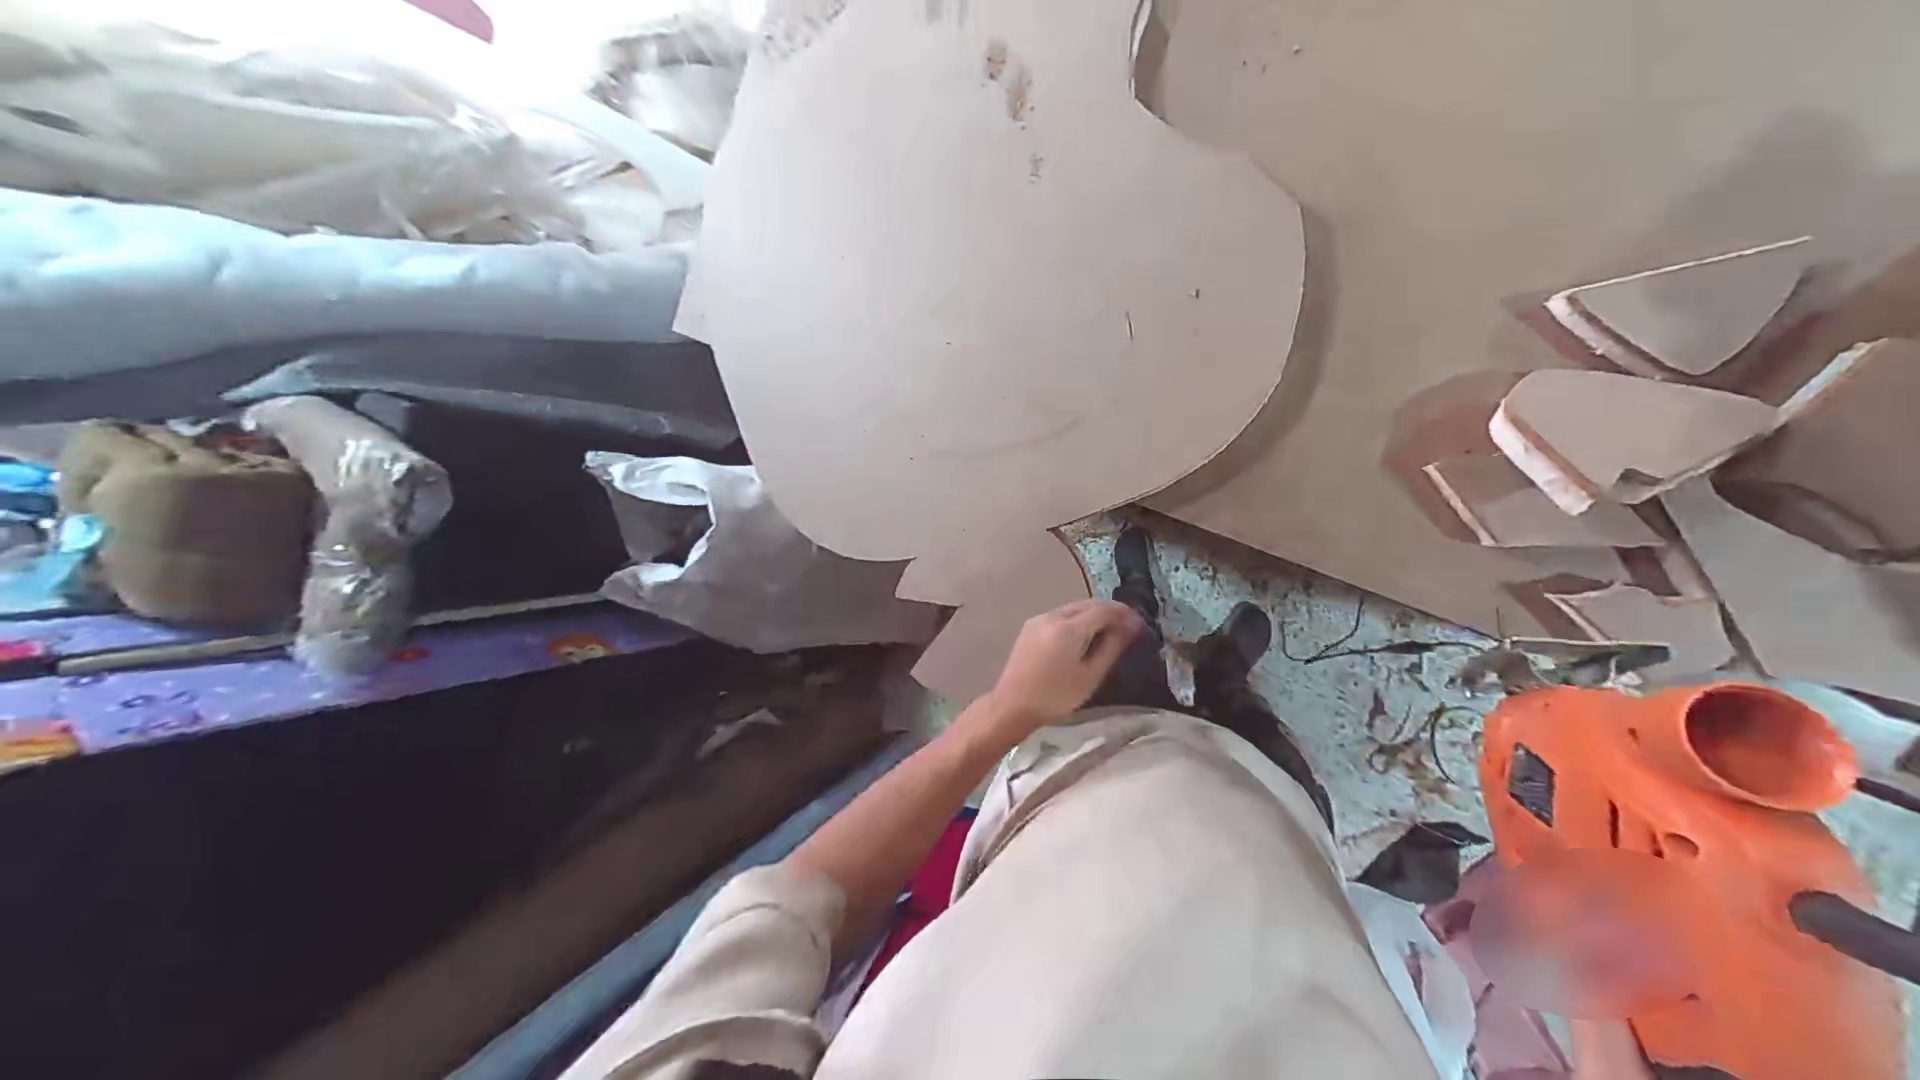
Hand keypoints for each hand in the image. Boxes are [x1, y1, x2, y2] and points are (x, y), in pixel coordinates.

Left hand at [980, 599, 1146, 733]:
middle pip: (1088, 604)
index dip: (1125, 614)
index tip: (1141, 625)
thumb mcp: (1090, 676)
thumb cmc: (1055, 697)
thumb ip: (1111, 648)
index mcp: (1068, 628)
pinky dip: (1077, 620)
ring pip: (1074, 608)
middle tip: (1129, 628)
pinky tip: (1085, 636)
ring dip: (1094, 614)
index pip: (1104, 609)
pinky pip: (1061, 616)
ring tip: (1110, 632)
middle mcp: (1052, 616)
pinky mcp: (1030, 627)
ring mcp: (1038, 619)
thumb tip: (1130, 628)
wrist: (1012, 705)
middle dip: (1111, 612)